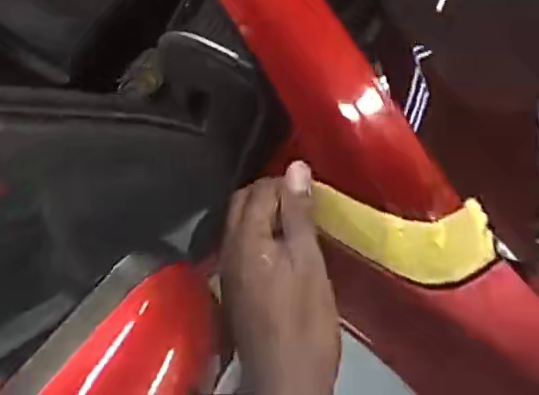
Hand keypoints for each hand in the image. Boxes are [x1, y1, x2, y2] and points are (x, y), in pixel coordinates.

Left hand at [220, 161, 339, 394]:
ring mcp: (229, 270)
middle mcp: (229, 247)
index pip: (259, 190)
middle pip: (243, 203)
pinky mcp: (234, 290)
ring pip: (241, 223)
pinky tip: (282, 249)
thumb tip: (296, 166)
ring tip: (296, 222)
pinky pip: (243, 245)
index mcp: (246, 236)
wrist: (284, 384)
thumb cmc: (303, 321)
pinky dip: (261, 235)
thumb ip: (299, 213)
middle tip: (302, 201)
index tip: (309, 187)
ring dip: (265, 214)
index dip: (284, 181)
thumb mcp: (309, 262)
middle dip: (270, 193)